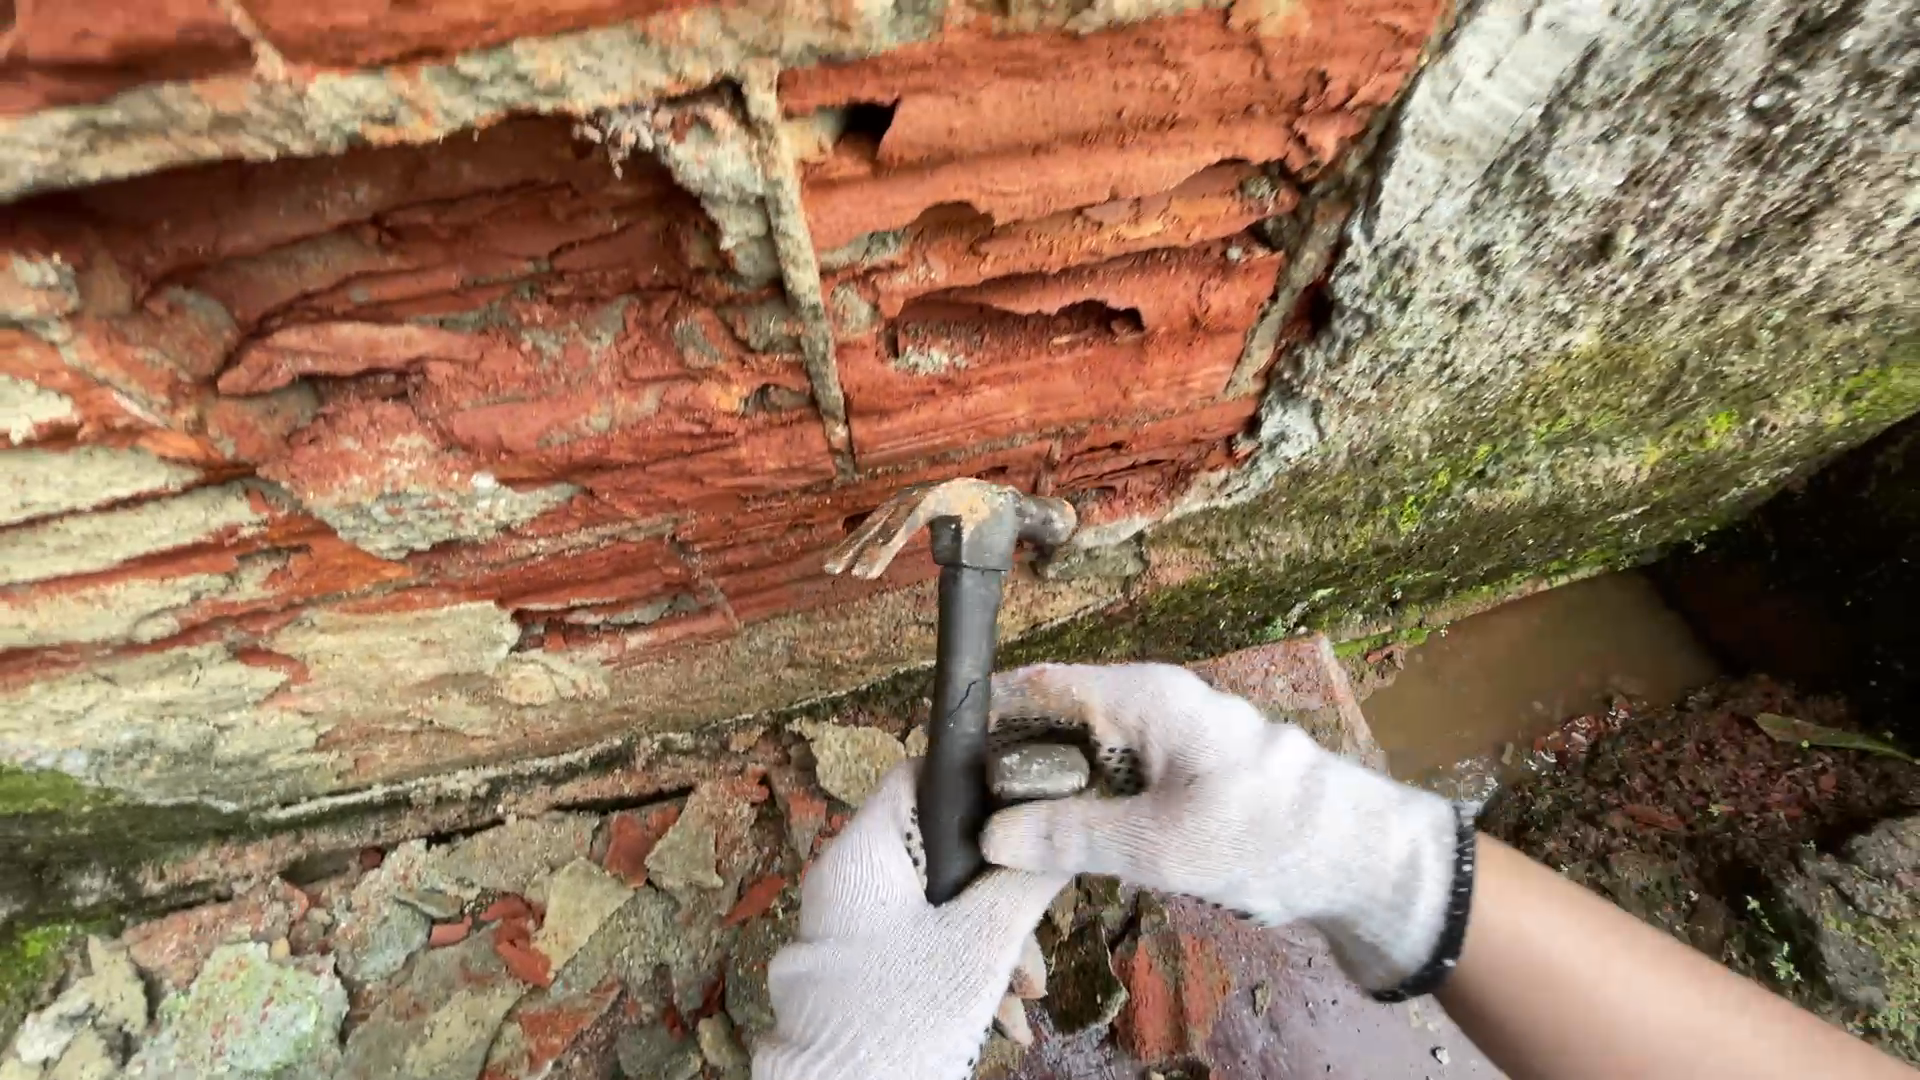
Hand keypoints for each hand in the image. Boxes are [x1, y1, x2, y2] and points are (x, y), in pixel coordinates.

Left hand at [752, 762, 1068, 1079]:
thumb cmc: (907, 1008)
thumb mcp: (979, 944)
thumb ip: (1022, 882)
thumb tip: (1062, 833)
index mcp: (863, 851)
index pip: (912, 778)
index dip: (964, 784)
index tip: (1014, 809)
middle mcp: (844, 876)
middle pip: (931, 848)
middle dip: (989, 886)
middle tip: (1032, 926)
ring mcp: (845, 924)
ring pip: (928, 901)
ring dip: (982, 935)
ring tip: (1026, 986)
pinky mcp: (852, 964)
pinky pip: (910, 939)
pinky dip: (952, 959)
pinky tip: (1000, 1008)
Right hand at [980, 662, 1471, 993]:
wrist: (1365, 862)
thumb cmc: (1268, 834)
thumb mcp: (1163, 845)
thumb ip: (1073, 836)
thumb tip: (992, 837)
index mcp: (1143, 695)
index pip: (1042, 684)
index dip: (988, 710)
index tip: (940, 746)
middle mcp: (1148, 701)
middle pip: (1055, 715)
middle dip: (1007, 755)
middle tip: (962, 804)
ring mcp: (1164, 733)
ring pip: (1081, 748)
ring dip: (1042, 783)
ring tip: (994, 825)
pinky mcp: (1176, 766)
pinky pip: (1110, 772)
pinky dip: (1077, 797)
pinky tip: (1054, 835)